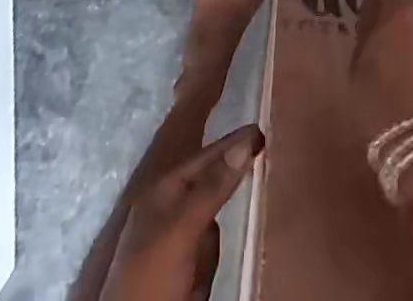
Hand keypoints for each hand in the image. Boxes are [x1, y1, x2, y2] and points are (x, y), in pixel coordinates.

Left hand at [98, 125, 263, 300]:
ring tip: (218, 226)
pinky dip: (211, 262)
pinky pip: (209, 255)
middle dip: (229, 173)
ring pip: (213, 219)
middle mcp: (170, 211)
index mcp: (163, 192)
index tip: (261, 130)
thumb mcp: (181, 228)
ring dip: (217, 229)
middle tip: (261, 154)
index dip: (232, 143)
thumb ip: (211, 187)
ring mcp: (177, 242)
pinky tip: (196, 282)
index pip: (205, 157)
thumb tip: (246, 141)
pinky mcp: (184, 271)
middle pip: (210, 183)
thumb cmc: (150, 277)